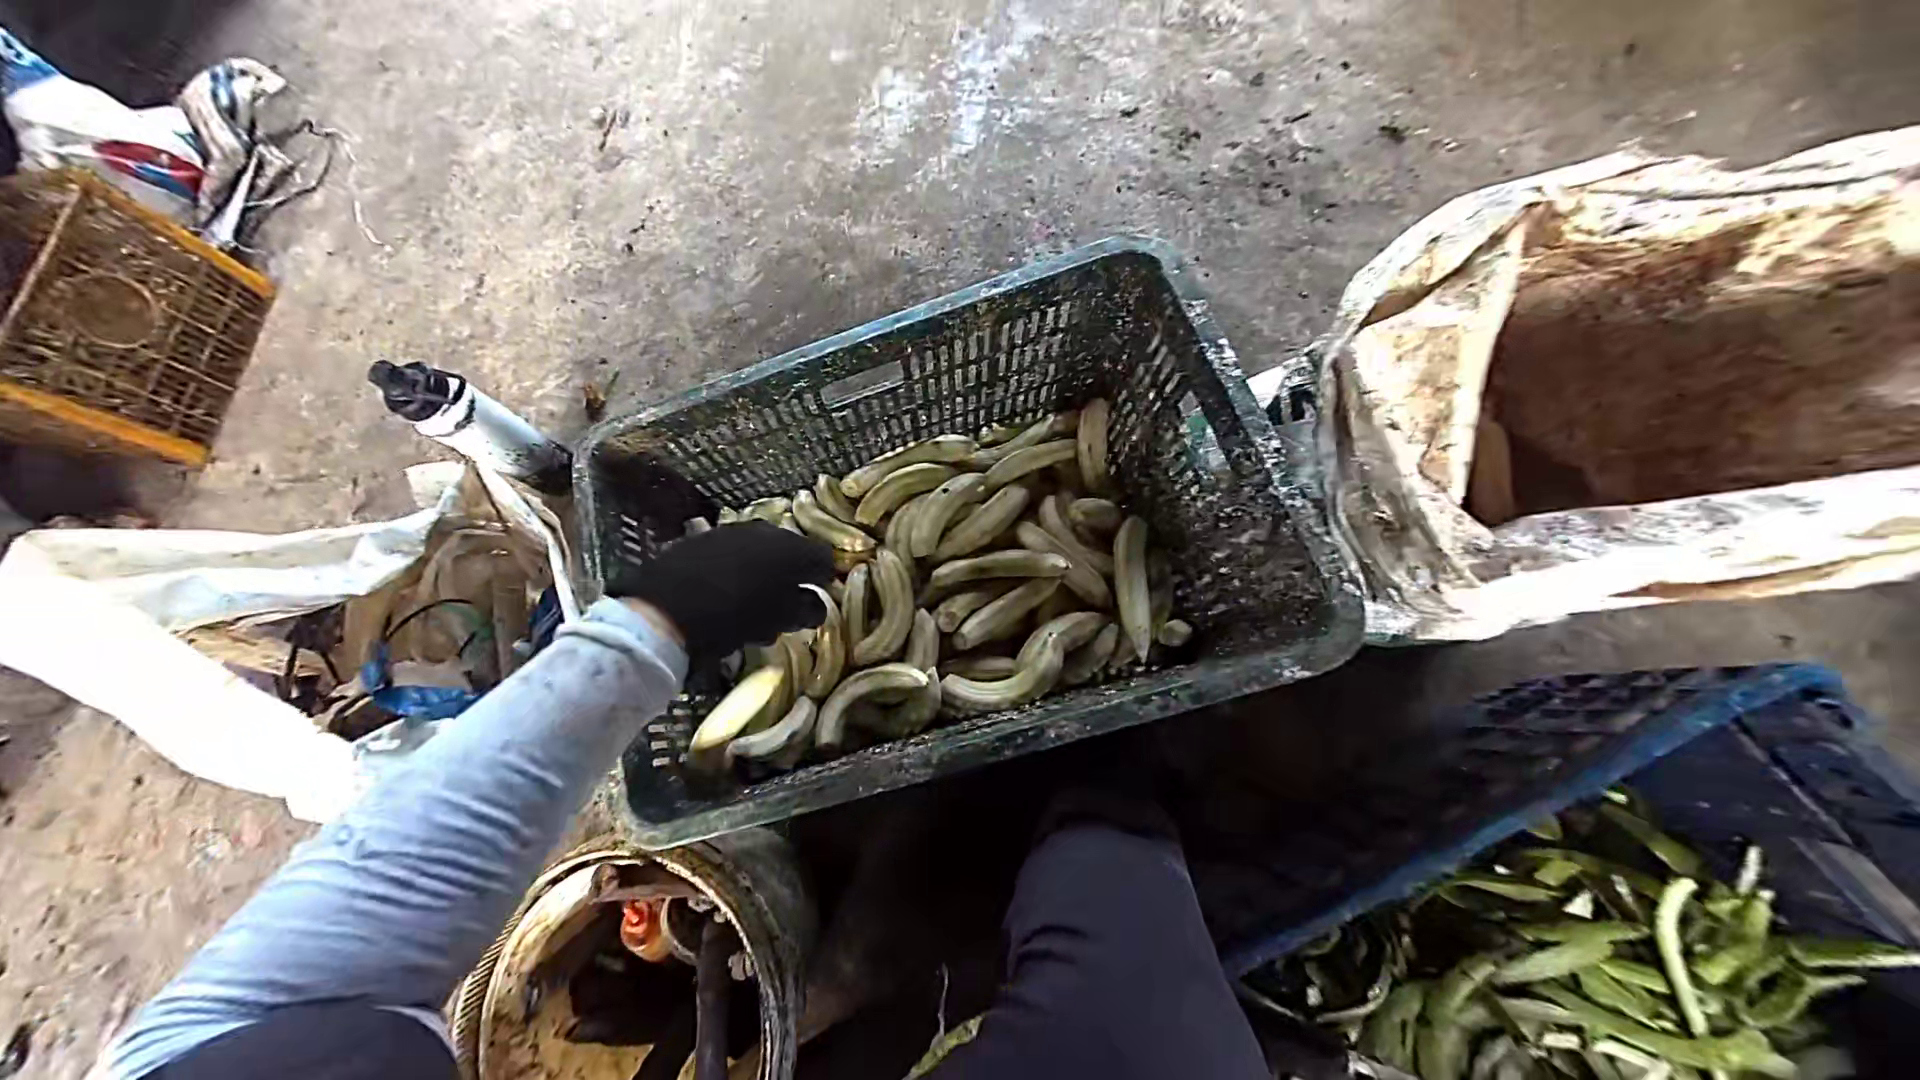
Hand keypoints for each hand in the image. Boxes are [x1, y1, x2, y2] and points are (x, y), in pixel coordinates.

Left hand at [611, 521, 832, 657]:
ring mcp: (733, 531)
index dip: (824, 579)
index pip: (823, 558)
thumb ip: (804, 610)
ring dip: (765, 575)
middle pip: (792, 553)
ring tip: (755, 606)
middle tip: (787, 606)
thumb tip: (817, 605)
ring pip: (763, 552)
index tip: (819, 595)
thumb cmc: (731, 619)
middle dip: (793, 577)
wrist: (662, 610)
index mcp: (791, 549)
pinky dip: (739, 570)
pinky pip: (735, 553)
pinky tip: (726, 593)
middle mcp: (766, 531)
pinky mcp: (704, 538)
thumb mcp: (777, 620)